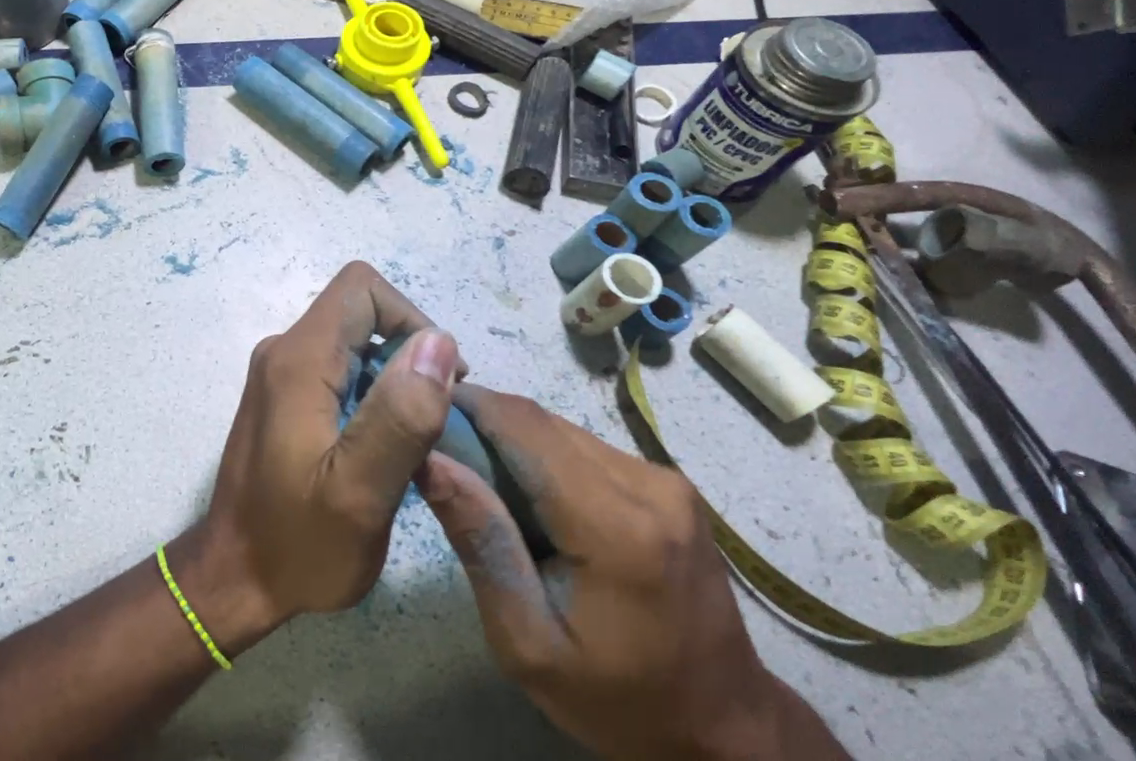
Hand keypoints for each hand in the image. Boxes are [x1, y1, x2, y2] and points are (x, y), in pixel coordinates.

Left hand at [178, 263, 462, 649]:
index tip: (437, 383)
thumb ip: (399, 415)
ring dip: (393, 383)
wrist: (234, 579)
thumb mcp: (360, 491)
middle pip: (361, 314)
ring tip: (408, 447)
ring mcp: (279, 377)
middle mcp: (283, 353)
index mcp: (298, 361)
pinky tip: (379, 453)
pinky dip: (372, 399)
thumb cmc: (297, 544)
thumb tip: (439, 341)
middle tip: (430, 426)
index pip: (363, 288)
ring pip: (354, 346)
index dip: (413, 320)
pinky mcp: (283, 402)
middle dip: (409, 357)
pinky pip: (339, 373)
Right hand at [416, 387, 847, 760]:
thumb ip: (481, 542)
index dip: (465, 407)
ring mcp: (666, 482)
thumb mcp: (526, 640)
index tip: (412, 414)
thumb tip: (430, 461)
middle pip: (541, 422)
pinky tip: (527, 501)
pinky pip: (586, 451)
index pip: (523, 427)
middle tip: (434, 457)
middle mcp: (648, 484)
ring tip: (474, 483)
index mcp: (615, 525)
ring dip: (511, 444)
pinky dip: (544, 461)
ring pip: (562, 431)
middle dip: (481, 427)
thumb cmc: (617, 699)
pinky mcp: (669, 489)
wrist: (723, 730)